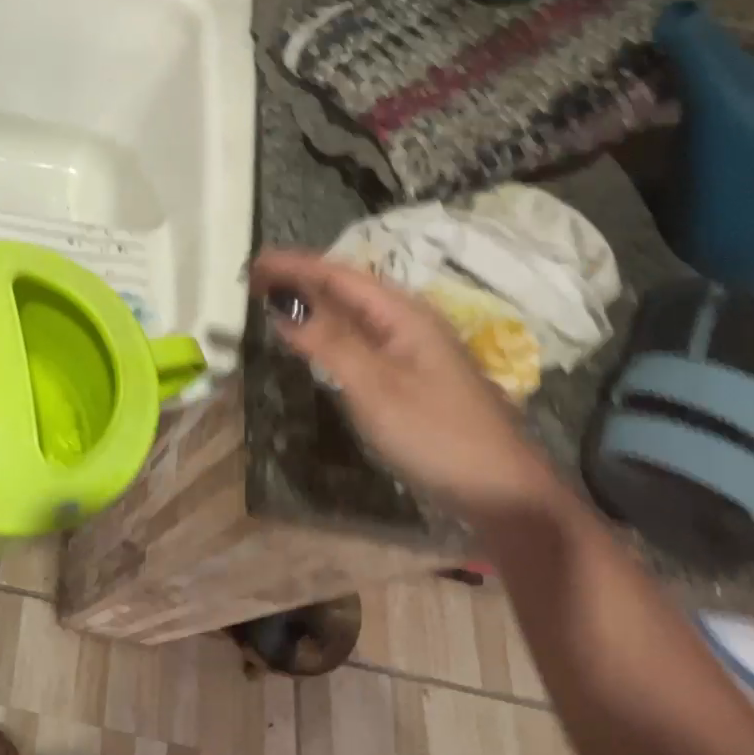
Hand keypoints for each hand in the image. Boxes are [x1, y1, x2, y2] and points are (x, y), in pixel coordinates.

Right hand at [251, 249, 562, 521]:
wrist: (502, 492)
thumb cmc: (437, 435)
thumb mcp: (375, 387)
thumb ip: (328, 342)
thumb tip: (282, 303)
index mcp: (404, 315)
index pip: (339, 275)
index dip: (294, 265)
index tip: (251, 262)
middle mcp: (408, 323)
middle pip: (346, 288)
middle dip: (300, 279)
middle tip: (252, 281)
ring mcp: (411, 351)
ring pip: (352, 313)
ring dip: (312, 303)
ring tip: (271, 301)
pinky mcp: (409, 377)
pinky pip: (358, 338)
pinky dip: (327, 331)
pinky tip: (311, 340)